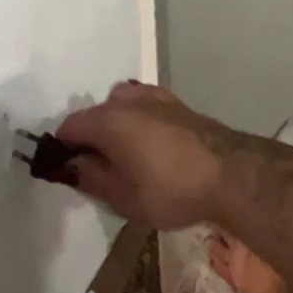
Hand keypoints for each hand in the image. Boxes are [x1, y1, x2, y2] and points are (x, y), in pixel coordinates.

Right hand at [53, 82, 233, 229]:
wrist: (229, 173)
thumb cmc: (170, 189)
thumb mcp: (123, 197)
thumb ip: (90, 178)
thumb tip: (71, 165)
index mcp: (108, 120)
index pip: (69, 127)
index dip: (63, 150)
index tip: (69, 172)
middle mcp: (126, 99)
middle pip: (94, 115)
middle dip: (90, 140)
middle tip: (100, 173)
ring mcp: (153, 96)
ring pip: (120, 107)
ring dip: (115, 127)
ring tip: (127, 159)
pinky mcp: (175, 101)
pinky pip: (143, 106)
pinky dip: (137, 120)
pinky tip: (149, 144)